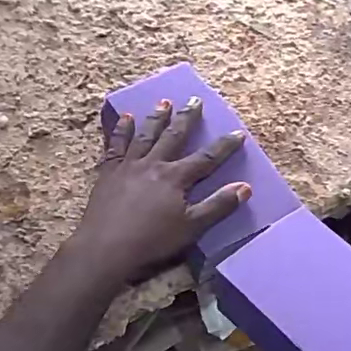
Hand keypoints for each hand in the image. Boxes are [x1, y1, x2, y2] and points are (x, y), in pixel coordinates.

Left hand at [65, 96, 248, 284]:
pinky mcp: (108, 173)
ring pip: (146, 135)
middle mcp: (153, 164)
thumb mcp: (192, 228)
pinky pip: (115, 145)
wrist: (105, 249)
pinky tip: (126, 119)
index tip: (238, 133)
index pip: (206, 158)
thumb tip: (245, 187)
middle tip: (195, 100)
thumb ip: (218, 206)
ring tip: (164, 103)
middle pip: (174, 137)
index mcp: (175, 178)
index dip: (224, 146)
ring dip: (157, 118)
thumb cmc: (152, 242)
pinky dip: (121, 130)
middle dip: (187, 119)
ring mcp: (128, 166)